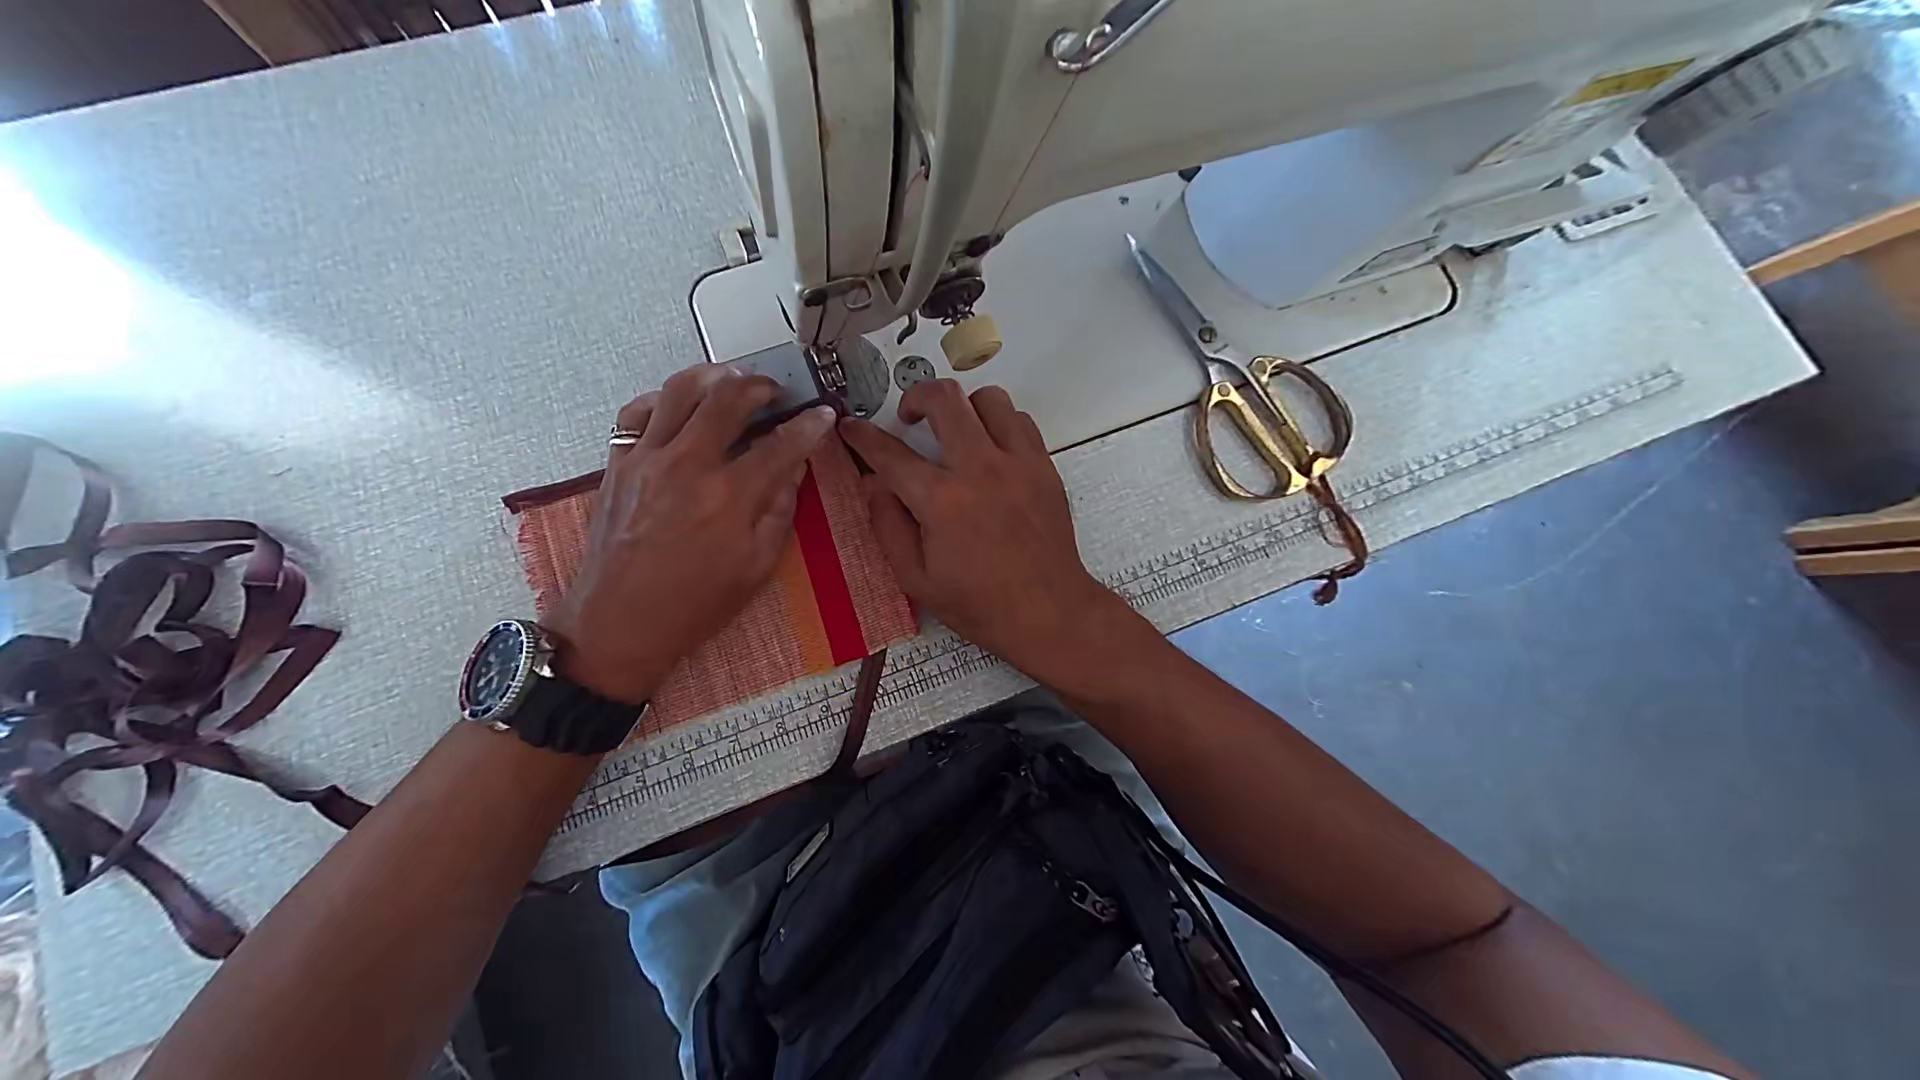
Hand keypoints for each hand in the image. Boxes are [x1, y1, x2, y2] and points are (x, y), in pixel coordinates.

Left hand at [547, 365, 835, 704]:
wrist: (620, 623)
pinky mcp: (618, 463)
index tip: (823, 414)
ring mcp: (647, 459)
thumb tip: (793, 468)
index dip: (809, 425)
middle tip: (775, 392)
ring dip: (713, 376)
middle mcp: (689, 465)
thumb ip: (780, 510)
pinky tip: (681, 406)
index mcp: (730, 496)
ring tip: (731, 380)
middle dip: (761, 386)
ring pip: (680, 390)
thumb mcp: (758, 567)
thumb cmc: (697, 603)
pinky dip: (663, 399)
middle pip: (729, 398)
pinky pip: (638, 411)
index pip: (781, 444)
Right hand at [838, 380, 1137, 687]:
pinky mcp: (1045, 467)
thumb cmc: (978, 603)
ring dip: (964, 407)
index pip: (890, 453)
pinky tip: (991, 449)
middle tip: (909, 417)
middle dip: (916, 395)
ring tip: (956, 431)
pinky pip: (1021, 420)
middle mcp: (980, 469)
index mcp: (941, 501)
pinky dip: (999, 423)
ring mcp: (1018, 464)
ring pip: (989, 398)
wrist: (1047, 612)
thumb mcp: (916, 579)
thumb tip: (873, 483)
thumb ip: (887, 525)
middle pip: (945, 399)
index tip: (850, 426)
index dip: (862, 435)